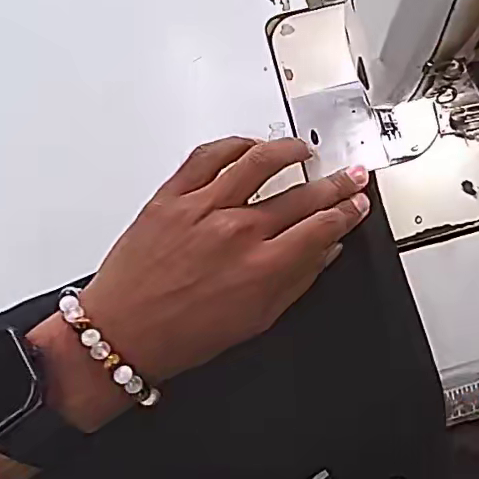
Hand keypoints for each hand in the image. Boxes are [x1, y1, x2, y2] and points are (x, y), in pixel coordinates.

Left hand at [28, 137, 370, 429]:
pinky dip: (235, 144)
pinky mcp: (171, 196)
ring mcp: (202, 208)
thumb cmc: (182, 335)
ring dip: (291, 150)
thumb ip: (296, 281)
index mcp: (261, 267)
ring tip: (303, 151)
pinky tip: (249, 146)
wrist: (122, 333)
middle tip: (348, 176)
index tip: (356, 203)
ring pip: (259, 160)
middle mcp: (236, 231)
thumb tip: (325, 252)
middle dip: (335, 183)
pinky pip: (207, 155)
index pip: (321, 225)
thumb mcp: (255, 320)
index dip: (347, 210)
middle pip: (300, 194)